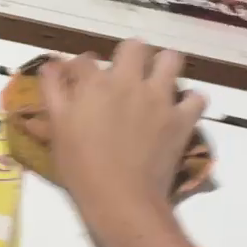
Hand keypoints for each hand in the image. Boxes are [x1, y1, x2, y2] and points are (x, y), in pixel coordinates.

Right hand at [40, 39, 205, 236]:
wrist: (122, 200)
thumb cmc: (81, 167)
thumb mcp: (57, 128)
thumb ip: (53, 92)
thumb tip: (50, 66)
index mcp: (95, 83)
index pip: (84, 59)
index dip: (79, 67)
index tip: (76, 79)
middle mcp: (129, 82)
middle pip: (135, 46)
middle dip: (129, 55)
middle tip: (123, 74)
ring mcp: (160, 99)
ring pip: (172, 60)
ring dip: (164, 66)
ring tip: (156, 82)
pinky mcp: (182, 119)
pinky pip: (197, 97)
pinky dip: (189, 100)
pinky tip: (179, 109)